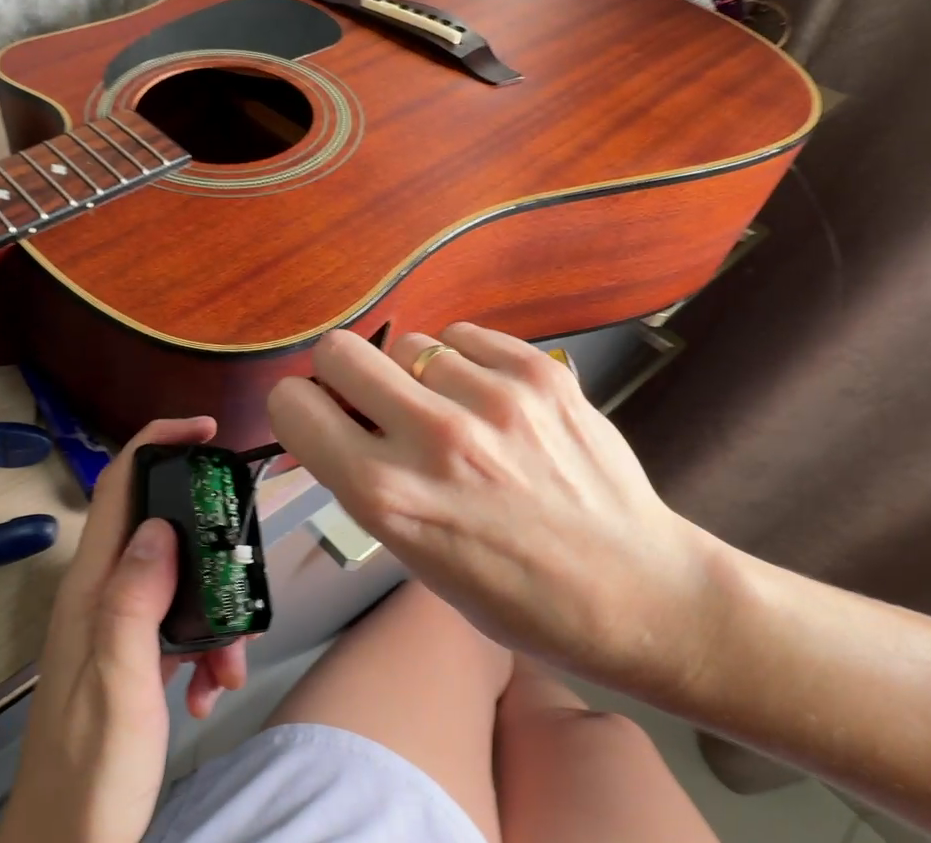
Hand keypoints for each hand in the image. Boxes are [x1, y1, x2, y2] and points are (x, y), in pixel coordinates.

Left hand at [0, 417, 248, 842]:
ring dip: (215, 613)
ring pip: (177, 584)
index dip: (155, 444)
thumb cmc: (91, 769)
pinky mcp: (131, 659)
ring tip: (229, 668)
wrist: (69, 842)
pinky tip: (210, 691)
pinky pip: (176, 628)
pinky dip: (204, 648)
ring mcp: (114, 628)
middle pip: (159, 531)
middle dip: (208, 546)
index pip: (117, 490)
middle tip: (244, 576)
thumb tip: (160, 525)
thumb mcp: (121, 680)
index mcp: (90, 590)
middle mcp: (99, 597)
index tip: (204, 429)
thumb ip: (133, 598)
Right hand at [267, 324, 727, 686]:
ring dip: (417, 376)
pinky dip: (466, 363)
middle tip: (375, 404)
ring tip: (455, 415)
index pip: (292, 404)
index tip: (320, 418)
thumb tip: (328, 420)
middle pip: (339, 351)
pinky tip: (491, 403)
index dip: (300, 409)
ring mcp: (491, 400)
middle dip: (344, 375)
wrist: (638, 592)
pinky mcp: (541, 374)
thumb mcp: (411, 554)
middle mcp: (431, 439)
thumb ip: (361, 480)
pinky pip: (465, 336)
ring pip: (408, 344)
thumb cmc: (514, 593)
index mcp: (386, 495)